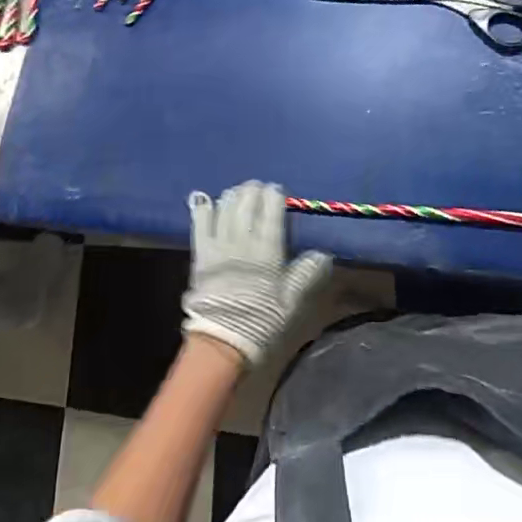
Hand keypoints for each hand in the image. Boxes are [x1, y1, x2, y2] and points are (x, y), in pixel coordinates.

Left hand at [181, 181, 332, 366]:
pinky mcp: (200, 255)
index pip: (271, 215)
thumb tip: (322, 254)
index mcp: (268, 252)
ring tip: (236, 191)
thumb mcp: (292, 300)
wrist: (223, 335)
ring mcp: (218, 246)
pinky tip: (203, 197)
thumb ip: (306, 274)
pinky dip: (202, 210)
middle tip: (255, 185)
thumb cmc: (262, 319)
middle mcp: (242, 242)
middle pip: (246, 208)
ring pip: (224, 212)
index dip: (274, 198)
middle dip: (252, 193)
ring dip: (231, 198)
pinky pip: (200, 226)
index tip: (276, 188)